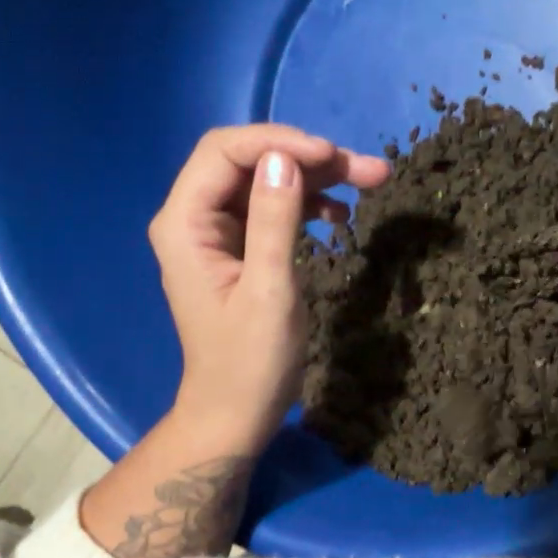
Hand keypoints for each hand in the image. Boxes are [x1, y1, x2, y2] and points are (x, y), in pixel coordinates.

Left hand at [147, 123, 389, 453]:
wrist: (236, 412)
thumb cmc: (251, 361)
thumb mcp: (270, 290)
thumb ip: (274, 221)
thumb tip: (285, 159)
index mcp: (186, 223)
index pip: (226, 152)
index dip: (281, 144)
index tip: (335, 157)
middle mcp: (194, 219)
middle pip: (248, 163)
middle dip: (308, 159)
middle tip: (370, 170)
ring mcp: (216, 235)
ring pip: (264, 184)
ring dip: (315, 180)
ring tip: (367, 185)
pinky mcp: (238, 253)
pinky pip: (270, 212)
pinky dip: (306, 207)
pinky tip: (338, 219)